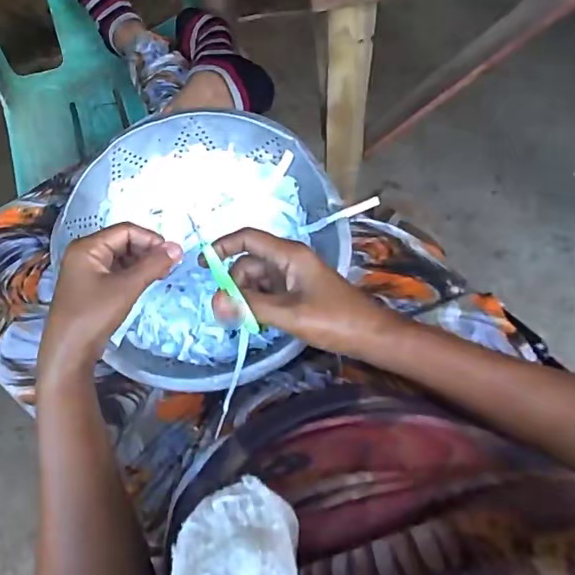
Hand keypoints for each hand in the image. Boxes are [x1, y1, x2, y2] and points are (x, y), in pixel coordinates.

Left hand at [43, 223, 181, 372]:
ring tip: (160, 274)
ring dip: (141, 263)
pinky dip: (131, 274)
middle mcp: (83, 253)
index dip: (150, 239)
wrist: (68, 352)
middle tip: (168, 266)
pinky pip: (114, 271)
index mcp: (87, 247)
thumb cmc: (94, 315)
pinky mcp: (88, 286)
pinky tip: (144, 283)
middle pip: (122, 241)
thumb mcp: (127, 287)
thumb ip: (153, 265)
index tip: (171, 254)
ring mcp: (84, 270)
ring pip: (120, 257)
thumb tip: (177, 247)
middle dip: (147, 251)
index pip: (125, 230)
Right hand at [210, 228, 401, 358]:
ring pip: (256, 280)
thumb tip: (215, 302)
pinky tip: (257, 322)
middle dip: (233, 284)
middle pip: (248, 263)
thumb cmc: (334, 320)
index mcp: (289, 255)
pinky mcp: (297, 293)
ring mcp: (294, 277)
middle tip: (227, 312)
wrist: (372, 337)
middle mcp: (289, 260)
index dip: (222, 246)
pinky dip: (257, 304)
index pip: (248, 238)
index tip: (202, 265)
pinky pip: (268, 292)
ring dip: (245, 297)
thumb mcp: (289, 314)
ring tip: (243, 321)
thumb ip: (251, 306)